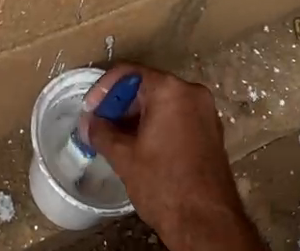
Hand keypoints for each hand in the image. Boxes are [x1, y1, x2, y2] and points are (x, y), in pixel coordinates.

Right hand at [80, 64, 265, 250]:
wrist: (208, 226)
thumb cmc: (164, 185)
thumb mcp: (124, 156)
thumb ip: (101, 132)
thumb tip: (88, 122)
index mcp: (170, 90)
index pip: (128, 74)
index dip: (103, 90)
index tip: (90, 111)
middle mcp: (192, 93)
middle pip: (147, 87)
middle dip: (121, 106)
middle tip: (101, 126)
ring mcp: (206, 113)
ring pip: (163, 103)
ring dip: (138, 117)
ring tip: (117, 140)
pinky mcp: (212, 133)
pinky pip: (178, 117)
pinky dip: (157, 126)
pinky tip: (142, 149)